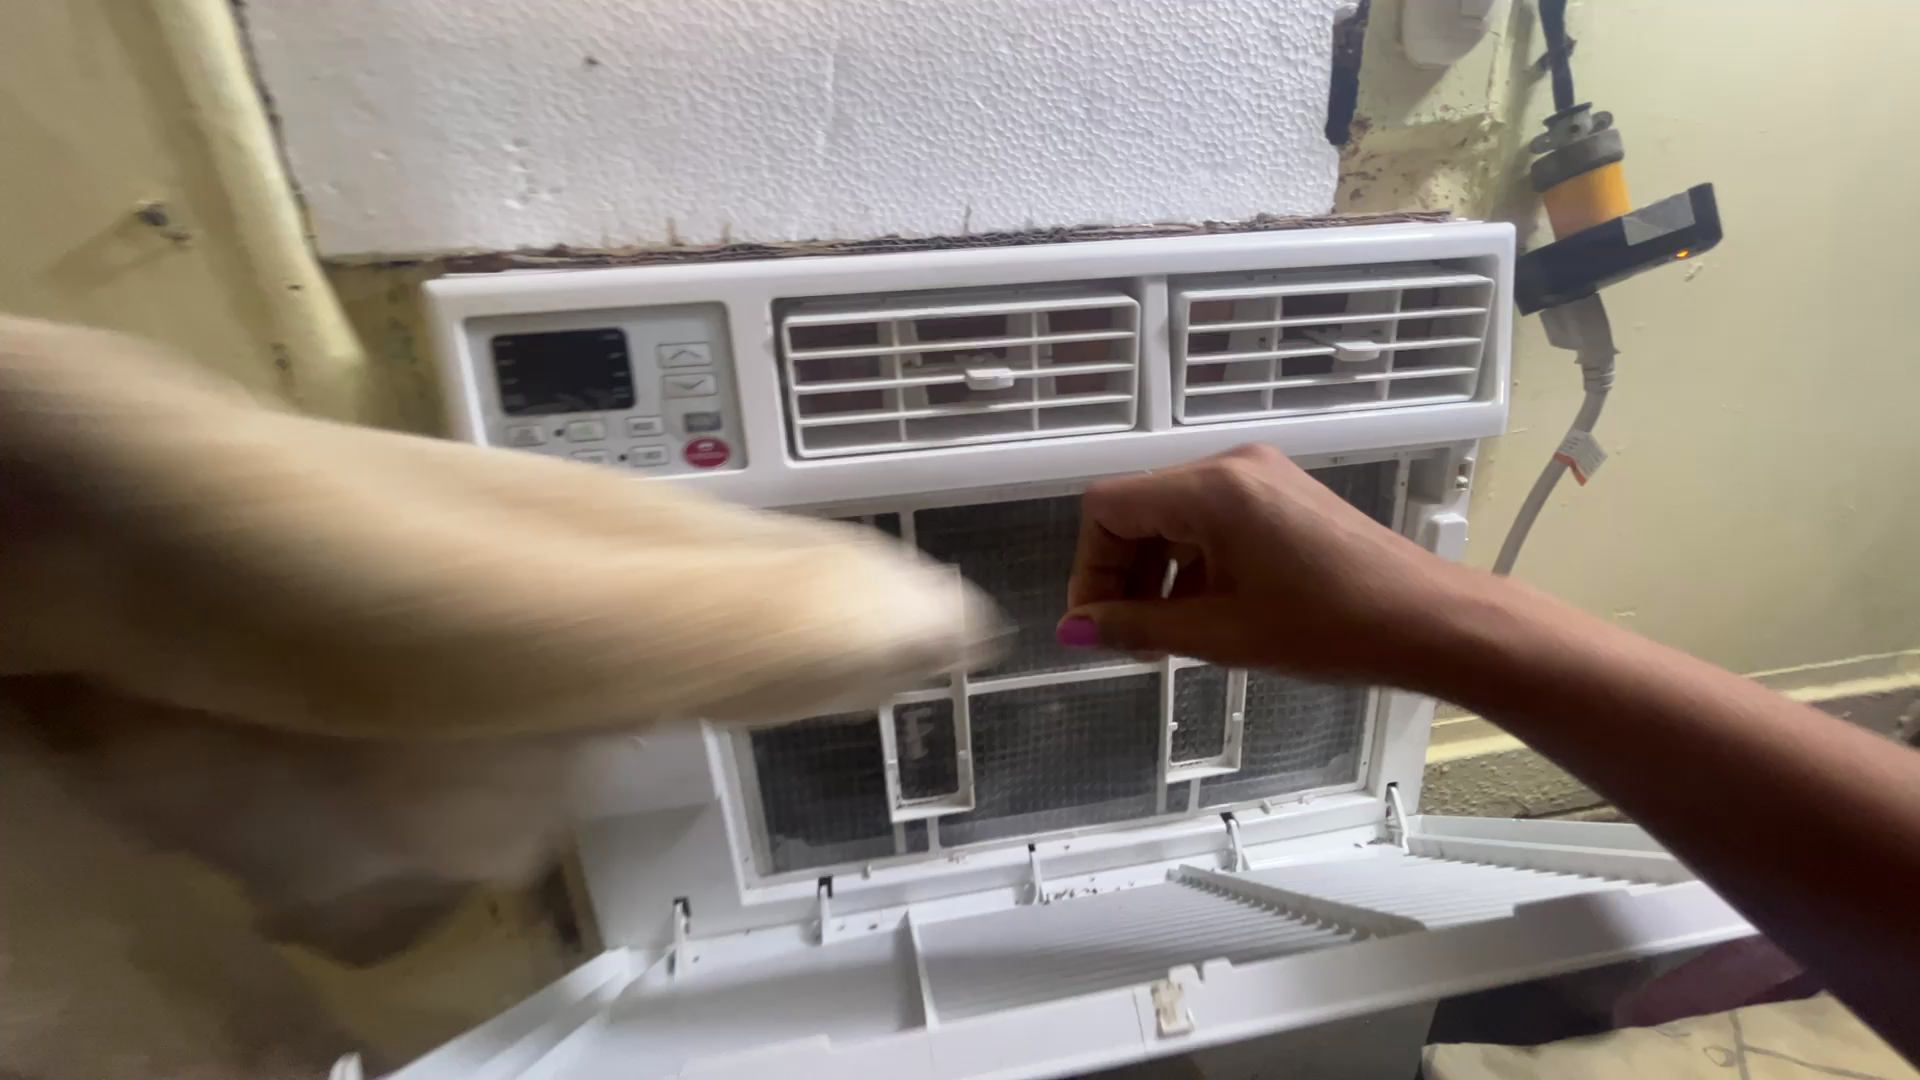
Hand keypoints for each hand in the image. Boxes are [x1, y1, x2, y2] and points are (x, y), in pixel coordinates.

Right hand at [1058, 444, 1473, 682]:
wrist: (1434, 622)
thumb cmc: (1328, 630)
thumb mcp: (1219, 634)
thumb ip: (1135, 626)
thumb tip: (1070, 631)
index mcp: (1210, 489)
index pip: (1106, 508)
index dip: (1089, 567)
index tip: (1096, 622)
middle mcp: (1228, 465)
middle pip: (1136, 509)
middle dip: (1121, 574)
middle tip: (1128, 637)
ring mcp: (1256, 474)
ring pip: (1169, 516)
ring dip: (1154, 572)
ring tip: (1163, 633)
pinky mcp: (1277, 492)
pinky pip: (1206, 519)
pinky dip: (1189, 563)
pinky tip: (1202, 610)